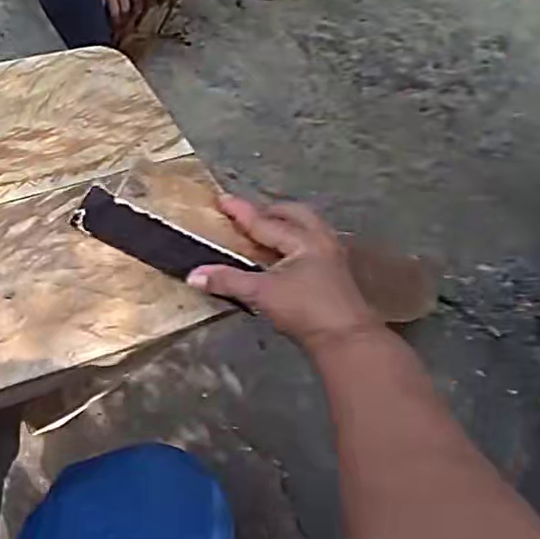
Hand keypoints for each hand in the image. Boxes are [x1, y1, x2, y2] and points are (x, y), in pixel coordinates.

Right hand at [187, 195, 382, 350]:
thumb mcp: (261, 293)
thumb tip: (194, 275)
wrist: (346, 338)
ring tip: (266, 232)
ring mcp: (332, 257)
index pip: (265, 222)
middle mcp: (320, 241)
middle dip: (270, 212)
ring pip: (307, 229)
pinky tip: (285, 257)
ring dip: (285, 226)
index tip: (223, 199)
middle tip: (249, 215)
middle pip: (294, 216)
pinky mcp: (335, 275)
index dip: (241, 212)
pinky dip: (294, 243)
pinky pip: (312, 246)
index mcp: (303, 240)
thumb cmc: (305, 310)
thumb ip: (227, 281)